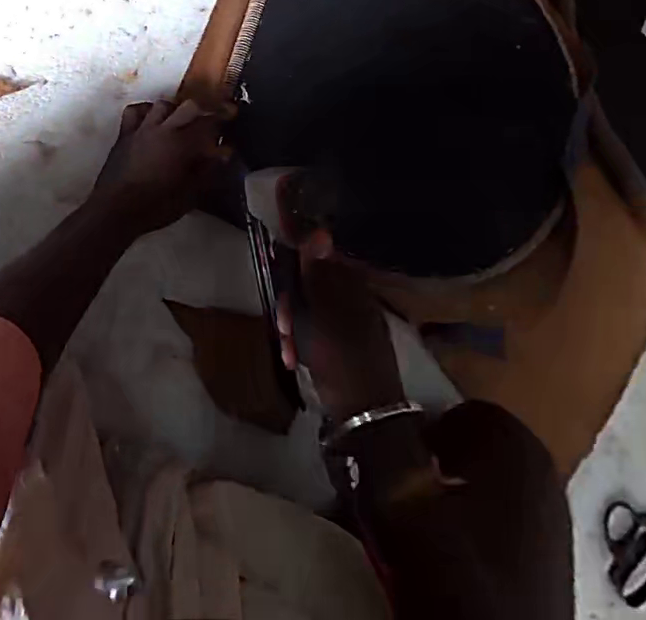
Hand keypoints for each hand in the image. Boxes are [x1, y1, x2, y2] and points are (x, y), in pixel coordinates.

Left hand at [87, 99, 231, 234]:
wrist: (115, 211)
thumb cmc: (156, 206)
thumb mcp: (190, 194)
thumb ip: (209, 170)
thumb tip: (226, 153)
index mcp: (183, 144)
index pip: (209, 123)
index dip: (223, 115)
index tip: (232, 112)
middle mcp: (164, 130)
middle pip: (189, 107)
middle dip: (203, 109)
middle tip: (210, 118)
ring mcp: (142, 130)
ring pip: (162, 105)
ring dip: (176, 109)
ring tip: (181, 120)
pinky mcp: (125, 135)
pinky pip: (135, 112)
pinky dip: (146, 111)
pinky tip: (152, 119)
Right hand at [278, 235, 404, 419]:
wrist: (366, 415)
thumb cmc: (342, 361)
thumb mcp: (323, 316)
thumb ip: (318, 274)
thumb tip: (320, 229)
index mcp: (353, 287)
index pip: (320, 258)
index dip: (296, 264)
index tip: (278, 278)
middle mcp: (355, 299)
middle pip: (312, 286)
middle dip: (292, 304)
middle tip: (283, 326)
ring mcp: (352, 324)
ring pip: (311, 311)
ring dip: (294, 326)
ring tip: (288, 349)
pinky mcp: (345, 346)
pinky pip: (318, 333)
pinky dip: (303, 342)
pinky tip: (294, 359)